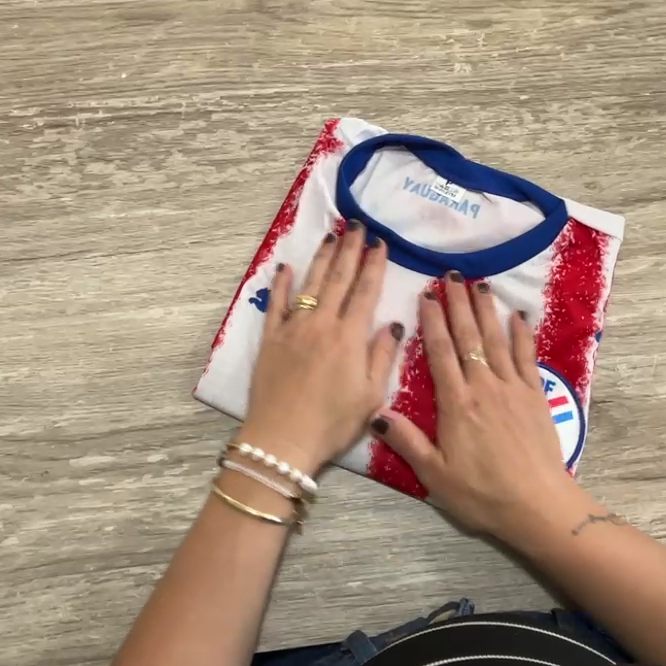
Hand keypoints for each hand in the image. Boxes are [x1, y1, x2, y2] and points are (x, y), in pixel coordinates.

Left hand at [239, 224, 402, 474]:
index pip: (366, 291)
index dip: (374, 265)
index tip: (380, 243)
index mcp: (350, 337)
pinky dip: (281, 283)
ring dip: (323, 258)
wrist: (281, 440)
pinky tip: (285, 267)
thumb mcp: (371, 396)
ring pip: (311, 283)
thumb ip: (382, 356)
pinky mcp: (270, 338)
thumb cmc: (332, 423)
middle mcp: (322, 323)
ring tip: (332, 235)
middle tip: (357, 225)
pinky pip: (276, 304)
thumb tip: (395, 324)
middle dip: (350, 249)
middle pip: (339, 278)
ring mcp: (294, 328)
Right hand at [371, 273, 593, 543]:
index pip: (441, 352)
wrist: (538, 506)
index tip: (426, 294)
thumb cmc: (482, 495)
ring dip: (486, 309)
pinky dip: (522, 333)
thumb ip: (407, 441)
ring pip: (495, 339)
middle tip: (452, 274)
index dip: (432, 321)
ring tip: (479, 283)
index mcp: (456, 403)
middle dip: (458, 303)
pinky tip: (518, 315)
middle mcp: (483, 386)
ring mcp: (512, 387)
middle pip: (468, 336)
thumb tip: (376, 412)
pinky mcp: (535, 394)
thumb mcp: (435, 476)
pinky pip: (526, 356)